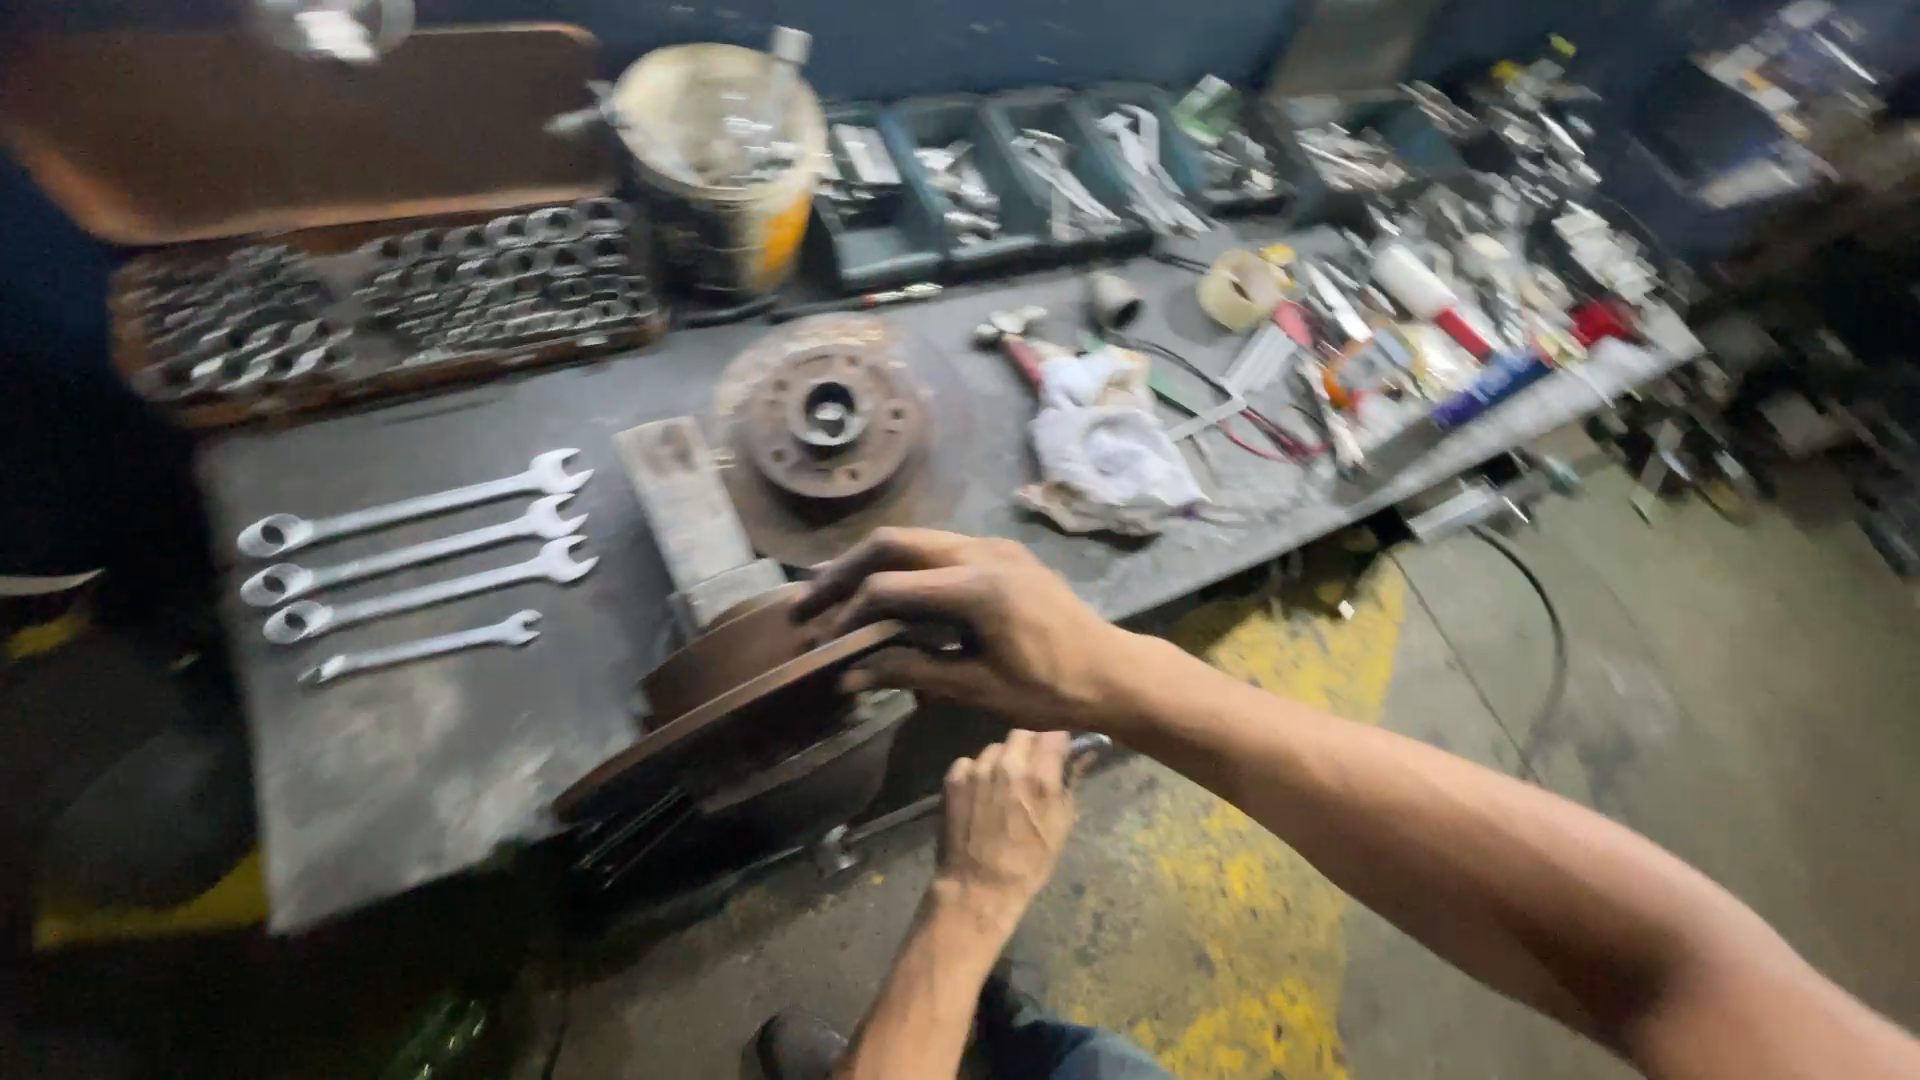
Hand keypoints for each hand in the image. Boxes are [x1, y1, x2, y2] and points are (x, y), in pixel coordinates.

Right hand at [795, 528, 1141, 729]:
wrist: (1114, 670)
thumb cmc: (1052, 689)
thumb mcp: (979, 688)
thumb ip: (912, 672)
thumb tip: (849, 677)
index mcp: (979, 587)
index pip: (891, 587)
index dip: (850, 613)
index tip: (825, 641)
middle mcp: (983, 551)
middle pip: (893, 543)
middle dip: (844, 572)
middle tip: (808, 603)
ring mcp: (994, 545)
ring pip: (915, 539)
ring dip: (872, 564)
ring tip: (835, 595)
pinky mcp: (1001, 552)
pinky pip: (938, 548)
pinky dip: (904, 566)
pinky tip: (886, 592)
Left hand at [931, 730, 1076, 933]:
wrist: (978, 885)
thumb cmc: (1028, 862)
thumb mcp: (1061, 825)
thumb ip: (1070, 783)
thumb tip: (1084, 756)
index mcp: (1040, 777)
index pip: (1054, 734)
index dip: (1058, 742)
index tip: (1058, 752)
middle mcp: (1008, 764)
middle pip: (1023, 735)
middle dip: (1031, 747)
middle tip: (1031, 767)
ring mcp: (978, 769)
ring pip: (996, 748)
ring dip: (1003, 760)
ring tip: (1003, 785)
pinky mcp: (954, 777)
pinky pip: (970, 762)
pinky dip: (978, 772)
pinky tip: (980, 794)